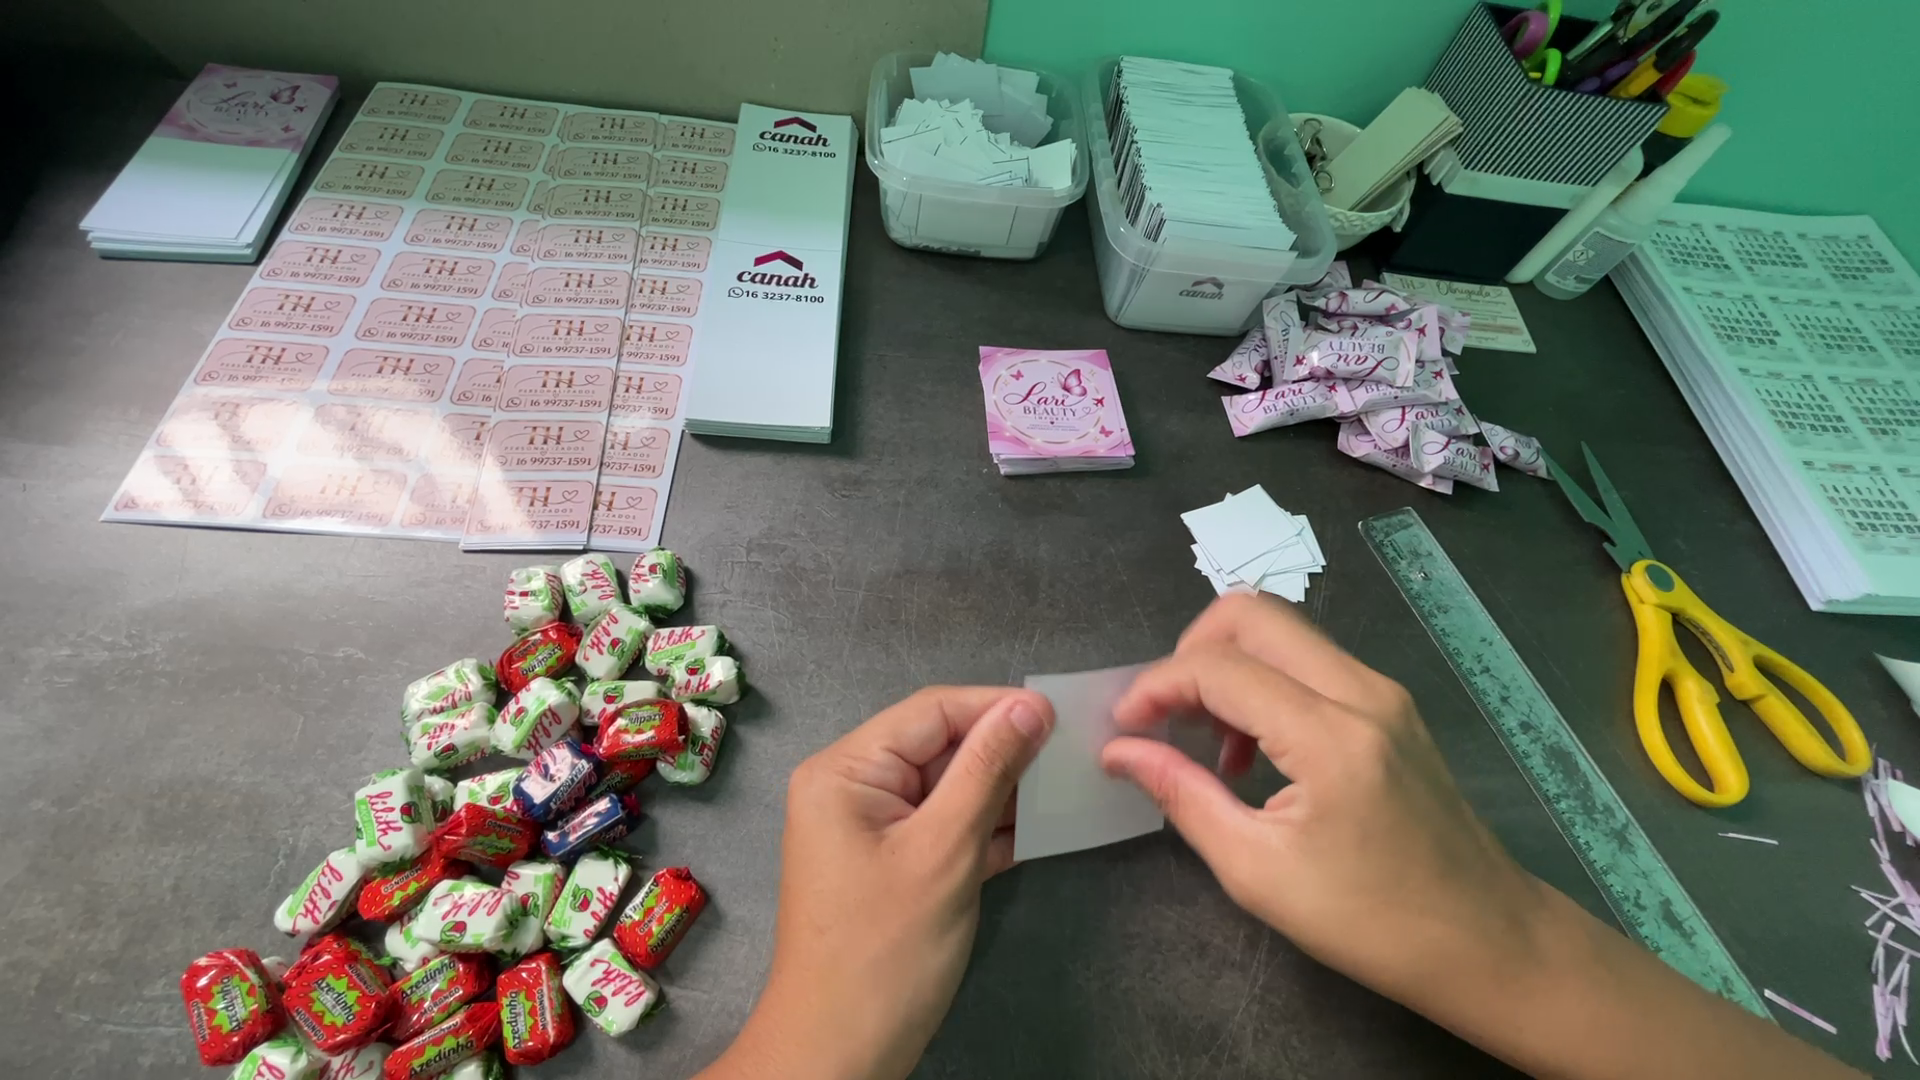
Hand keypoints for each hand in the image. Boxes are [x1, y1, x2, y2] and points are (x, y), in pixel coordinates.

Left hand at [704, 686, 1053, 1079]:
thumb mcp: (944, 850)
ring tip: (1060, 785)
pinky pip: (943, 823)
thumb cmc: (886, 951)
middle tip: (1067, 752)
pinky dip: (984, 825)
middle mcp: (852, 785)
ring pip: (946, 785)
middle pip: (938, 746)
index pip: (930, 712)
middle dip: (1000, 750)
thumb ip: (987, 770)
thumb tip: (1029, 705)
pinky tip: (1035, 826)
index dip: (994, 706)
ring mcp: (871, 825)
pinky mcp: (892, 859)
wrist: (839, 1060)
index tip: (1057, 713)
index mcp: (846, 769)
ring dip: (999, 789)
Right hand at [1103, 593, 1863, 1079]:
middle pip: (1251, 613)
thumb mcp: (1256, 871)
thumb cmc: (1371, 922)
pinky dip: (1260, 679)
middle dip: (1189, 649)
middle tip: (1166, 711)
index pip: (1218, 668)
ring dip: (1225, 663)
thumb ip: (1181, 795)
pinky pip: (1306, 658)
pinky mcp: (1388, 701)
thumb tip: (1119, 751)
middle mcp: (1360, 691)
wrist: (1493, 943)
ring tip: (1208, 737)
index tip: (1124, 726)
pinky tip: (1252, 745)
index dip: (1155, 686)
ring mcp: (1381, 690)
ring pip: (1280, 627)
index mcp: (1329, 737)